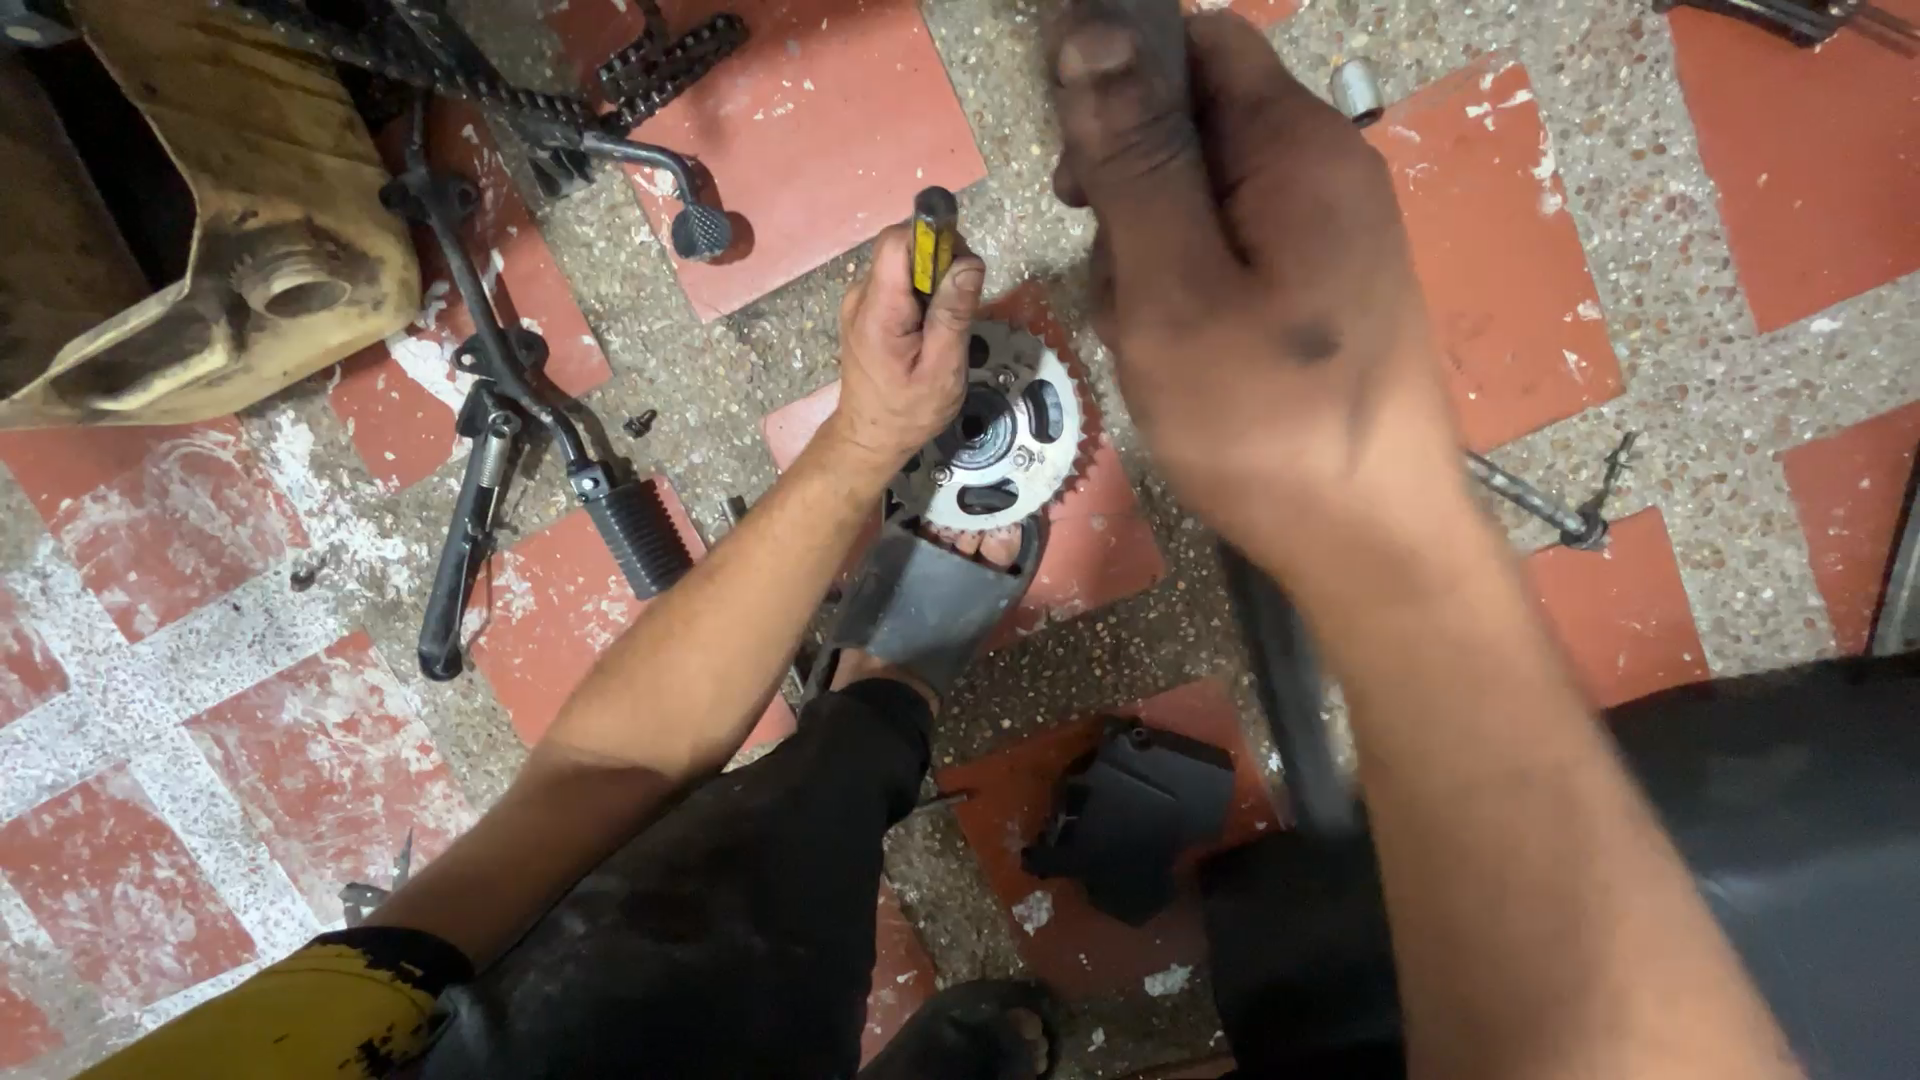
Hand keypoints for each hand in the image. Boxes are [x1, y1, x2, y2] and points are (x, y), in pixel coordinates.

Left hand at [823, 223, 986, 477]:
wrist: (870, 437)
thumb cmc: (909, 411)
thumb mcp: (943, 369)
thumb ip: (954, 314)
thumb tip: (970, 262)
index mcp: (877, 309)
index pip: (898, 240)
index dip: (934, 240)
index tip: (962, 269)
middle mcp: (861, 295)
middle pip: (902, 248)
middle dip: (940, 262)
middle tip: (961, 304)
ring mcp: (859, 302)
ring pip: (902, 265)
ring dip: (932, 281)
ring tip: (946, 323)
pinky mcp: (865, 310)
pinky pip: (897, 283)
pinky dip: (920, 295)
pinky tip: (929, 329)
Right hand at [1050, 10, 1473, 583]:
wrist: (1363, 537)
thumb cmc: (1260, 420)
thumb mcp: (1175, 290)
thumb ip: (1134, 165)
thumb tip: (1091, 35)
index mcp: (1296, 150)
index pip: (1197, 48)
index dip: (1118, 79)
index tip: (1069, 170)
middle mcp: (1322, 178)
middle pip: (1196, 133)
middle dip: (1129, 196)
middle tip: (1110, 280)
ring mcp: (1324, 244)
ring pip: (1203, 209)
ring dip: (1150, 259)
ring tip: (1144, 339)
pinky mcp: (1316, 300)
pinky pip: (1228, 265)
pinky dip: (1183, 297)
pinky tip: (1175, 357)